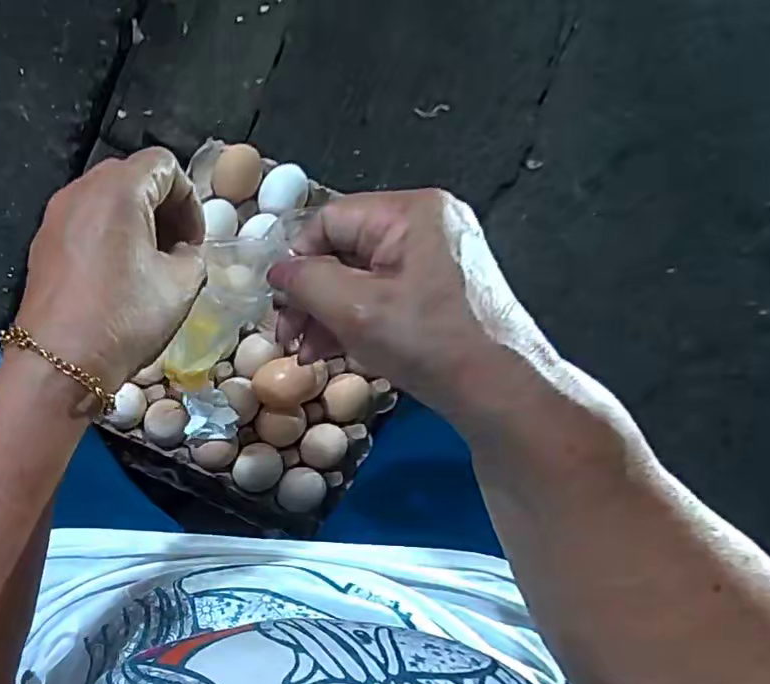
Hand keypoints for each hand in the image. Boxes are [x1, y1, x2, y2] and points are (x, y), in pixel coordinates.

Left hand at [15, 148, 205, 387]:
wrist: (56, 366)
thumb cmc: (121, 321)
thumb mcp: (180, 287)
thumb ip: (192, 256)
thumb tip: (182, 253)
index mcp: (116, 189)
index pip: (164, 166)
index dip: (189, 202)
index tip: (194, 243)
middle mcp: (78, 193)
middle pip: (130, 181)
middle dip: (160, 211)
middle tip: (175, 253)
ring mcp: (53, 222)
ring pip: (102, 207)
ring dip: (132, 229)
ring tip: (146, 271)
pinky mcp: (40, 252)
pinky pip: (81, 232)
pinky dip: (104, 244)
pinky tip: (114, 284)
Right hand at [267, 189, 556, 412]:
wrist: (492, 385)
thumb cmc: (427, 341)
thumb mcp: (354, 309)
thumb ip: (307, 282)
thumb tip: (277, 271)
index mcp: (410, 212)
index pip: (328, 221)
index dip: (297, 262)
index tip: (281, 307)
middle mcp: (422, 225)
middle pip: (339, 250)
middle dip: (307, 297)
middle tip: (287, 337)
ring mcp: (430, 257)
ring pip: (353, 277)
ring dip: (322, 315)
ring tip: (306, 353)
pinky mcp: (432, 288)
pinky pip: (375, 295)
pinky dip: (347, 321)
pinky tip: (330, 351)